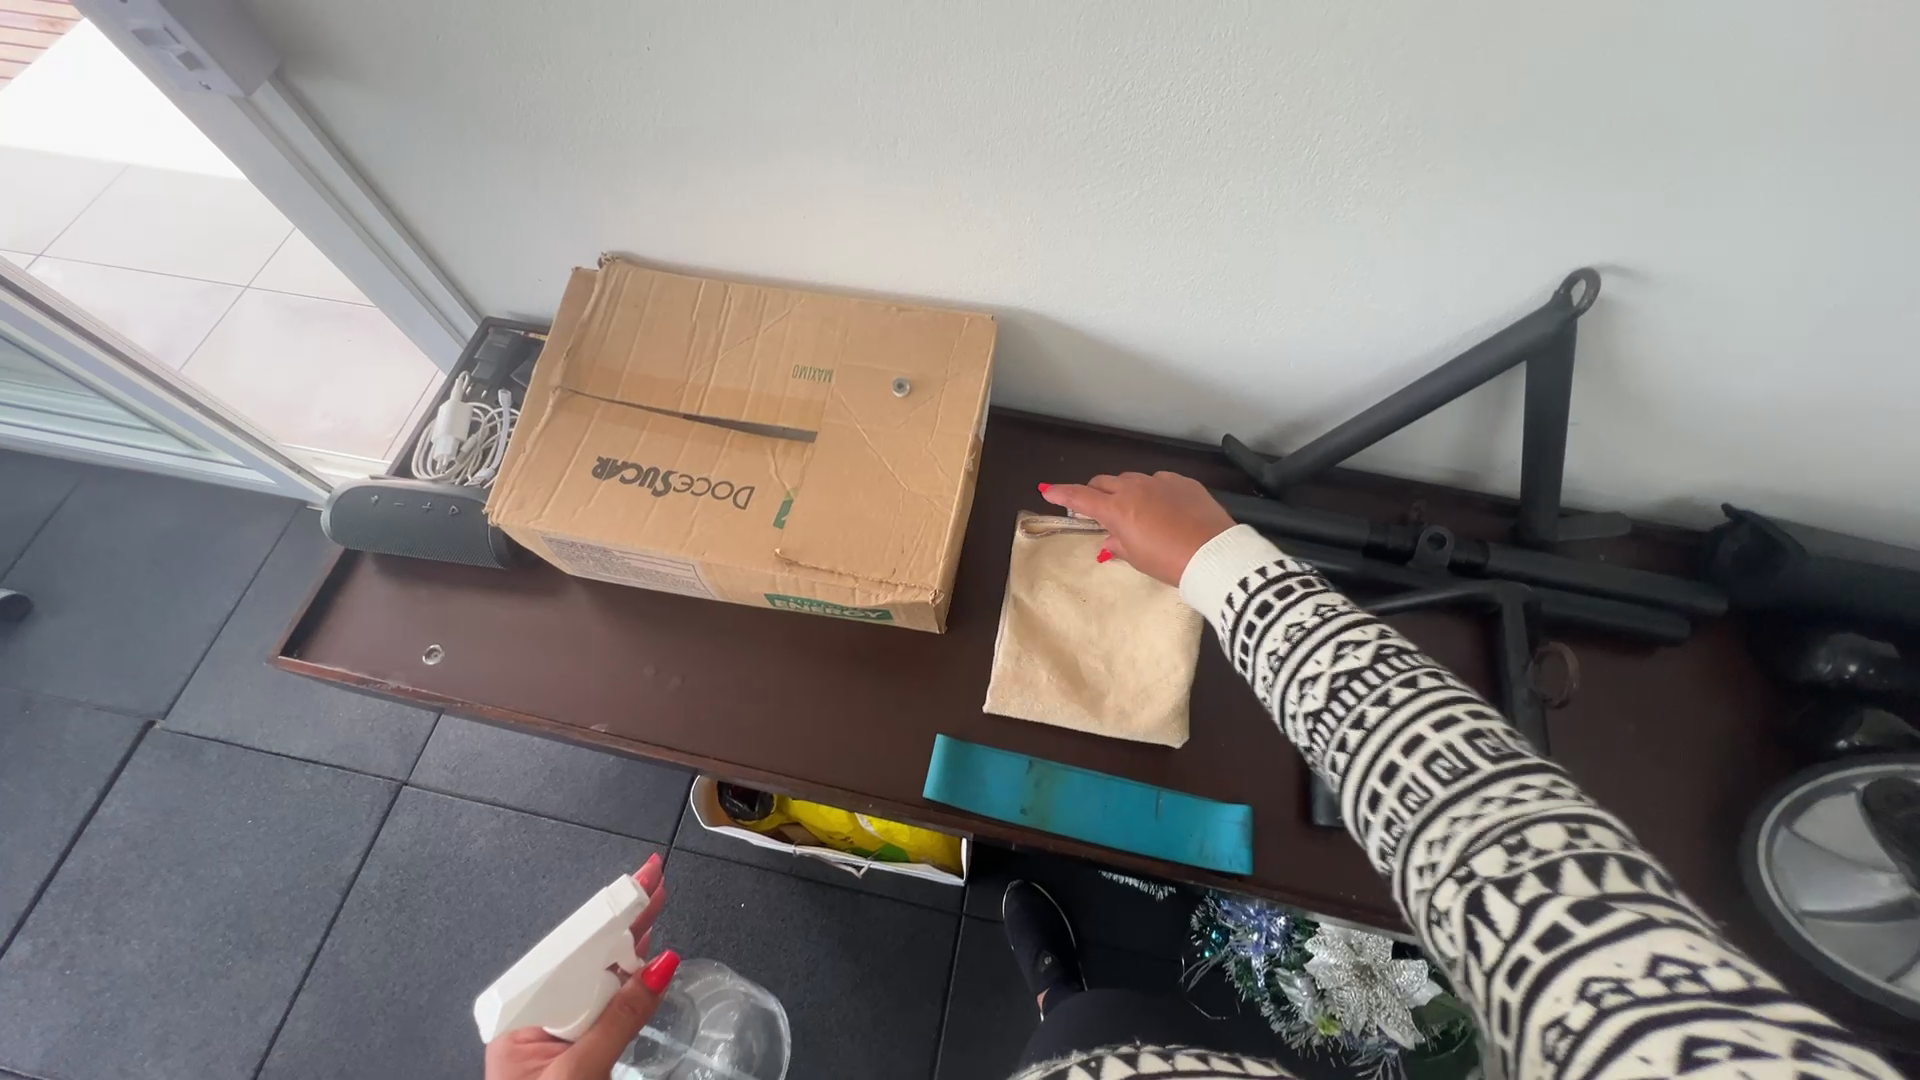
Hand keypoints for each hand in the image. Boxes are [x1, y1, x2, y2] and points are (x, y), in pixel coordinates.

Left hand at [484, 855, 678, 1079]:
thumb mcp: (579, 1074)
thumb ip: (620, 1018)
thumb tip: (664, 961)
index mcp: (522, 1023)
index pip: (570, 954)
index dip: (608, 916)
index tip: (640, 881)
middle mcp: (538, 1025)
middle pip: (585, 959)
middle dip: (622, 917)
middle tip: (654, 878)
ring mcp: (558, 1041)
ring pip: (598, 979)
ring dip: (629, 941)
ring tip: (652, 902)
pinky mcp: (577, 1055)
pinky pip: (604, 1005)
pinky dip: (629, 976)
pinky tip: (642, 954)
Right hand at [1039, 471, 1235, 586]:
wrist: (1215, 554)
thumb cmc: (1169, 562)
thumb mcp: (1138, 558)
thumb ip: (1118, 544)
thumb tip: (1110, 540)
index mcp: (1118, 509)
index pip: (1080, 497)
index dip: (1061, 493)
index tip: (1046, 491)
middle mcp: (1135, 488)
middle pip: (1104, 483)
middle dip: (1095, 493)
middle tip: (1097, 510)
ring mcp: (1160, 481)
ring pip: (1131, 479)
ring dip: (1124, 492)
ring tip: (1134, 511)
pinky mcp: (1183, 482)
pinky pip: (1159, 481)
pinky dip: (1153, 491)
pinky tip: (1163, 509)